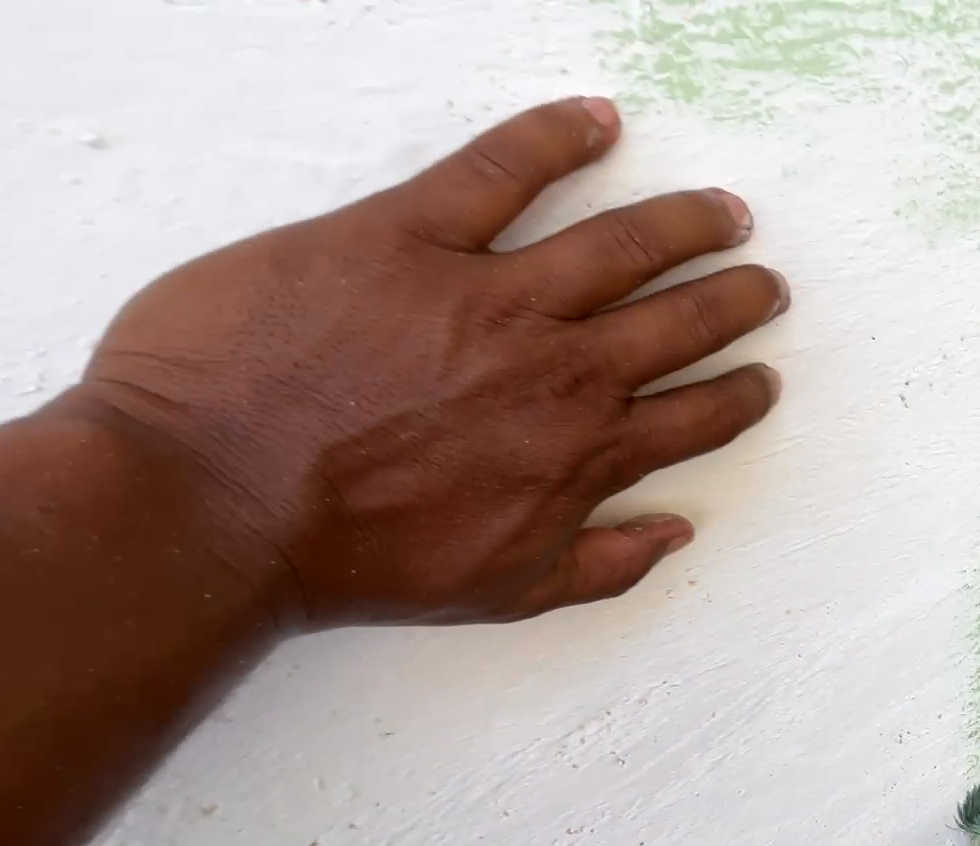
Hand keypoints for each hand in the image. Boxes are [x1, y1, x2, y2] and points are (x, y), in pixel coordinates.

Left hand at [56, 96, 785, 627]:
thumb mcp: (510, 591)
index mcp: (589, 450)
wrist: (212, 507)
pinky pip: (497, 171)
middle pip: (685, 320)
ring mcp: (494, 297)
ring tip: (726, 213)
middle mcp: (565, 370)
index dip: (742, 396)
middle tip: (767, 284)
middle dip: (739, 300)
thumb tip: (678, 534)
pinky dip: (555, 137)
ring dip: (690, 225)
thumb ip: (607, 565)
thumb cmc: (363, 558)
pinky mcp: (406, 238)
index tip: (763, 380)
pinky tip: (601, 120)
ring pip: (624, 244)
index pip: (700, 415)